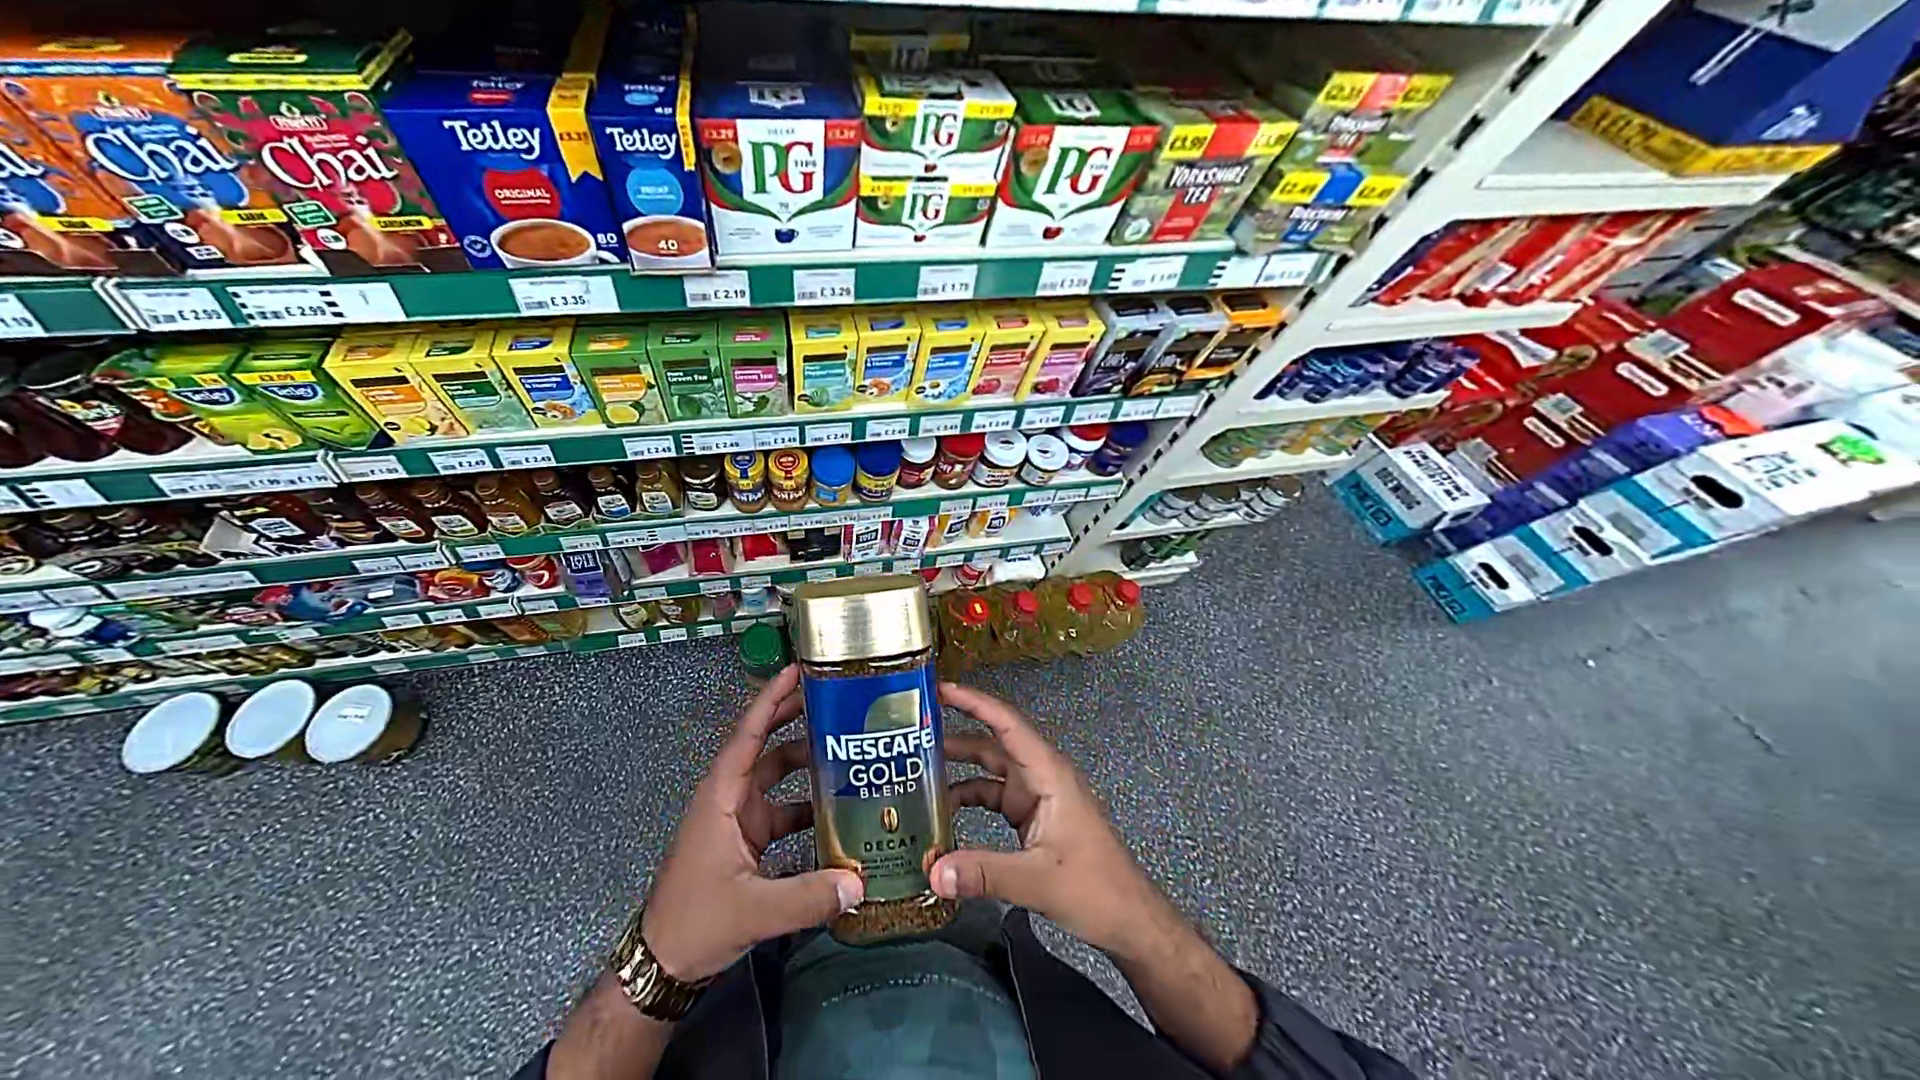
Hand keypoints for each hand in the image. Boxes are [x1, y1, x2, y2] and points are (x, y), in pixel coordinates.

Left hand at [641, 666, 862, 981]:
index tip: (794, 672)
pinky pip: (784, 811)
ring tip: (845, 751)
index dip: (770, 701)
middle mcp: (730, 800)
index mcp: (721, 798)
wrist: (662, 964)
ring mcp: (738, 821)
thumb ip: (807, 897)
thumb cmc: (693, 924)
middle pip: (764, 747)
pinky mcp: (748, 842)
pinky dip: (808, 805)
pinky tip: (838, 811)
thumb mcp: (752, 910)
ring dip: (806, 764)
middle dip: (793, 720)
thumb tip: (858, 882)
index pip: (747, 736)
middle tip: (830, 701)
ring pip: (776, 779)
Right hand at [931, 682, 1181, 960]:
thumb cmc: (1097, 888)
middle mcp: (1040, 777)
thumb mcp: (1037, 880)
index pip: (1007, 724)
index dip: (974, 702)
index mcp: (1048, 774)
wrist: (1129, 919)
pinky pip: (992, 798)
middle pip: (992, 745)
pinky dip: (967, 799)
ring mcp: (1036, 797)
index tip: (940, 689)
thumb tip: (933, 872)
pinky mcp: (1031, 817)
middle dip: (955, 734)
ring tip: (915, 770)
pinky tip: (942, 812)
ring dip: (957, 770)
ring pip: (989, 772)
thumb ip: (983, 874)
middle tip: (914, 731)